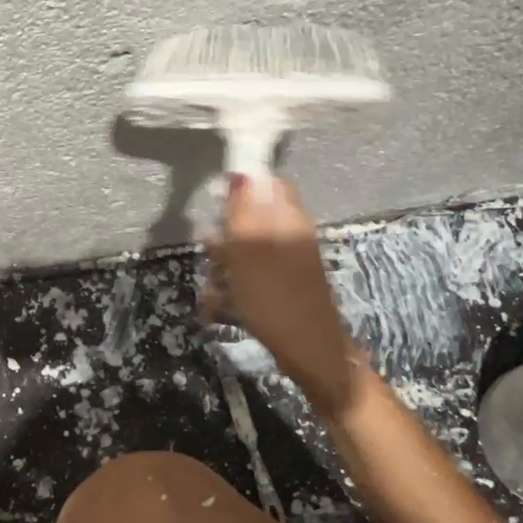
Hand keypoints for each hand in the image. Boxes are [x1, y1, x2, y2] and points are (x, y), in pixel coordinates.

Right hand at [206, 175, 361, 420]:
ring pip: (246, 252)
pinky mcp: (282, 288)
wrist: (309, 351)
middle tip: (213, 257)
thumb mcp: (249, 252)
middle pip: (250, 220)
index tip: (215, 206)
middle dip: (224, 238)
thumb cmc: (275, 299)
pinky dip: (233, 290)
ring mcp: (288, 263)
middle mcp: (290, 236)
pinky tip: (219, 309)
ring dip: (223, 269)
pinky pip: (251, 278)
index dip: (241, 189)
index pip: (267, 185)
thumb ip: (242, 211)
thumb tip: (242, 171)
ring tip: (212, 293)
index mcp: (288, 220)